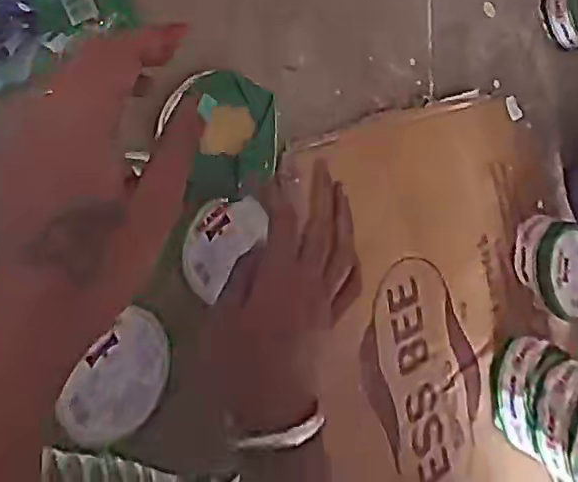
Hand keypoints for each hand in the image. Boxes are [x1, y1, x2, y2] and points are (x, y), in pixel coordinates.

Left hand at [0, 25, 201, 367]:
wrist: (30, 316)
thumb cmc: (101, 265)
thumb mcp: (157, 207)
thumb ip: (178, 144)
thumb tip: (197, 101)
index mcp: (81, 123)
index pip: (115, 55)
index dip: (150, 38)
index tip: (183, 36)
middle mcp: (46, 115)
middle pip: (88, 55)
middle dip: (130, 47)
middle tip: (168, 55)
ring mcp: (25, 132)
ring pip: (68, 73)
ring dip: (107, 67)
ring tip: (146, 83)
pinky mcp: (17, 151)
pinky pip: (55, 97)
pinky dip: (86, 88)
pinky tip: (109, 116)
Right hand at [202, 162, 360, 433]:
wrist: (272, 412)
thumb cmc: (240, 361)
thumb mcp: (223, 314)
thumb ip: (242, 274)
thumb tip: (259, 248)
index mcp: (280, 275)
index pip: (284, 221)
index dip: (276, 193)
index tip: (265, 175)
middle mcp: (309, 279)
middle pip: (323, 227)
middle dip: (322, 192)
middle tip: (320, 165)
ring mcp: (326, 297)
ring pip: (343, 249)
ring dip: (344, 216)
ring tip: (340, 190)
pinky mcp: (333, 316)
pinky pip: (351, 281)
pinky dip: (354, 257)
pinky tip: (351, 244)